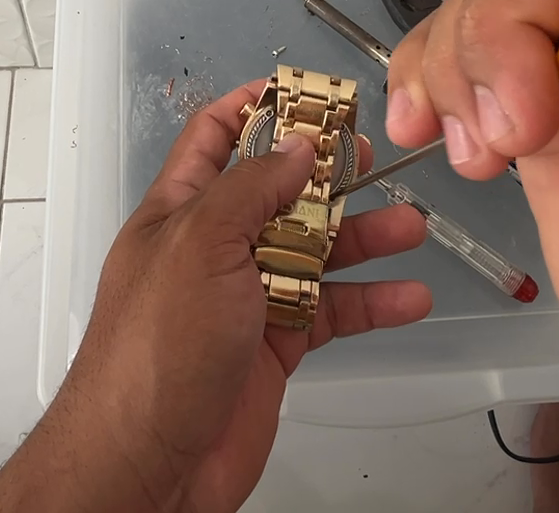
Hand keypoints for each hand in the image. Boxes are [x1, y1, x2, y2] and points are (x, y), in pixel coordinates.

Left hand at [0, 81, 431, 512]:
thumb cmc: (156, 346)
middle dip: (324, 172)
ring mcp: (248, 294)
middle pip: (278, 191)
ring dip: (362, 237)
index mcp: (183, 207)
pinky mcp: (276, 343)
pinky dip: (369, 303)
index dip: (255, 107)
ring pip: (314, 250)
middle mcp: (216, 244)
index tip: (305, 94)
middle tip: (368, 157)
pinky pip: (331, 311)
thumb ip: (251, 188)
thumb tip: (296, 144)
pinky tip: (407, 297)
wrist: (148, 464)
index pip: (216, 135)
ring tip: (409, 224)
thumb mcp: (201, 244)